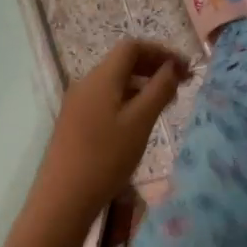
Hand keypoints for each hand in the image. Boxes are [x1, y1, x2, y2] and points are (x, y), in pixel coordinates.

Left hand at [32, 40, 189, 219]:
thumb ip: (160, 90)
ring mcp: (77, 103)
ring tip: (164, 104)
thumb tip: (173, 66)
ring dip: (141, 85)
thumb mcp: (140, 122)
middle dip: (153, 67)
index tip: (184, 68)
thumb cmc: (106, 157)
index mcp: (101, 77)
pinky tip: (138, 122)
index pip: (132, 47)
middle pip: (122, 62)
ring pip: (114, 82)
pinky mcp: (74, 122)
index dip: (161, 51)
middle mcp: (86, 82)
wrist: (63, 199)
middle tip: (180, 84)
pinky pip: (105, 99)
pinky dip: (127, 100)